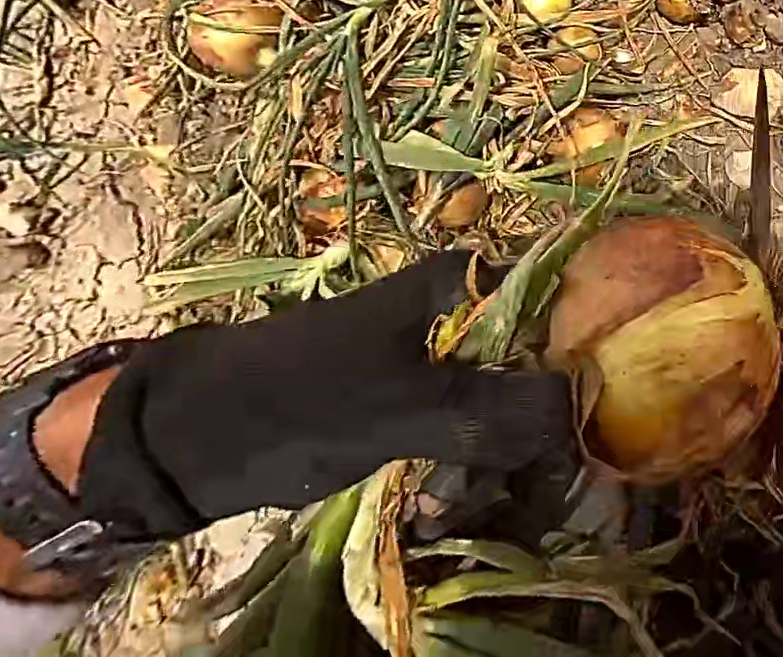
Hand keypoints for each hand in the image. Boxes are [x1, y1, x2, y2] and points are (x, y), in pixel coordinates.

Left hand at [0, 253, 571, 597]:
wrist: (191, 437)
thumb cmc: (300, 400)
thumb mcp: (403, 406)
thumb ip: (497, 406)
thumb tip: (582, 410)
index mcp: (471, 281)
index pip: (564, 307)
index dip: (586, 359)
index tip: (591, 424)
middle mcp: (471, 306)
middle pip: (546, 356)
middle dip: (545, 421)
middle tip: (535, 482)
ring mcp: (452, 349)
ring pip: (517, 394)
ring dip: (511, 451)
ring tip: (473, 498)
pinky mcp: (432, 390)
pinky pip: (484, 420)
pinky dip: (482, 460)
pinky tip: (453, 499)